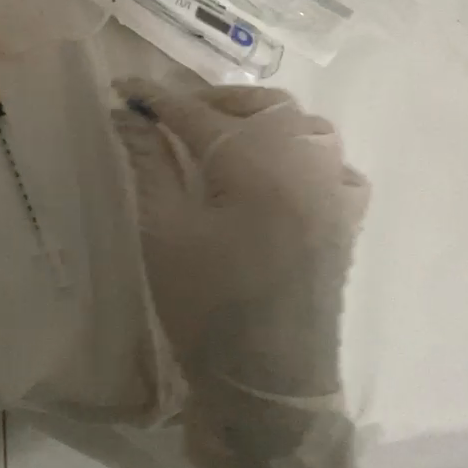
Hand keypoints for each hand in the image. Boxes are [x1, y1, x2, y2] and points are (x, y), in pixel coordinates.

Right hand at [111, 79, 367, 467]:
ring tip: (217, 138)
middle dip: (211, 101)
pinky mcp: (345, 219)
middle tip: (167, 117)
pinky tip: (271, 172)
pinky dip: (299, 152)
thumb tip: (127, 115)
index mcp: (255, 167)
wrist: (266, 379)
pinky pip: (331, 163)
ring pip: (304, 127)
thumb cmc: (204, 301)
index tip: (122, 88)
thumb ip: (149, 161)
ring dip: (258, 121)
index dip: (156, 98)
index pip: (197, 113)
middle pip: (261, 106)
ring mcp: (334, 193)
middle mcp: (304, 167)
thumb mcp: (162, 227)